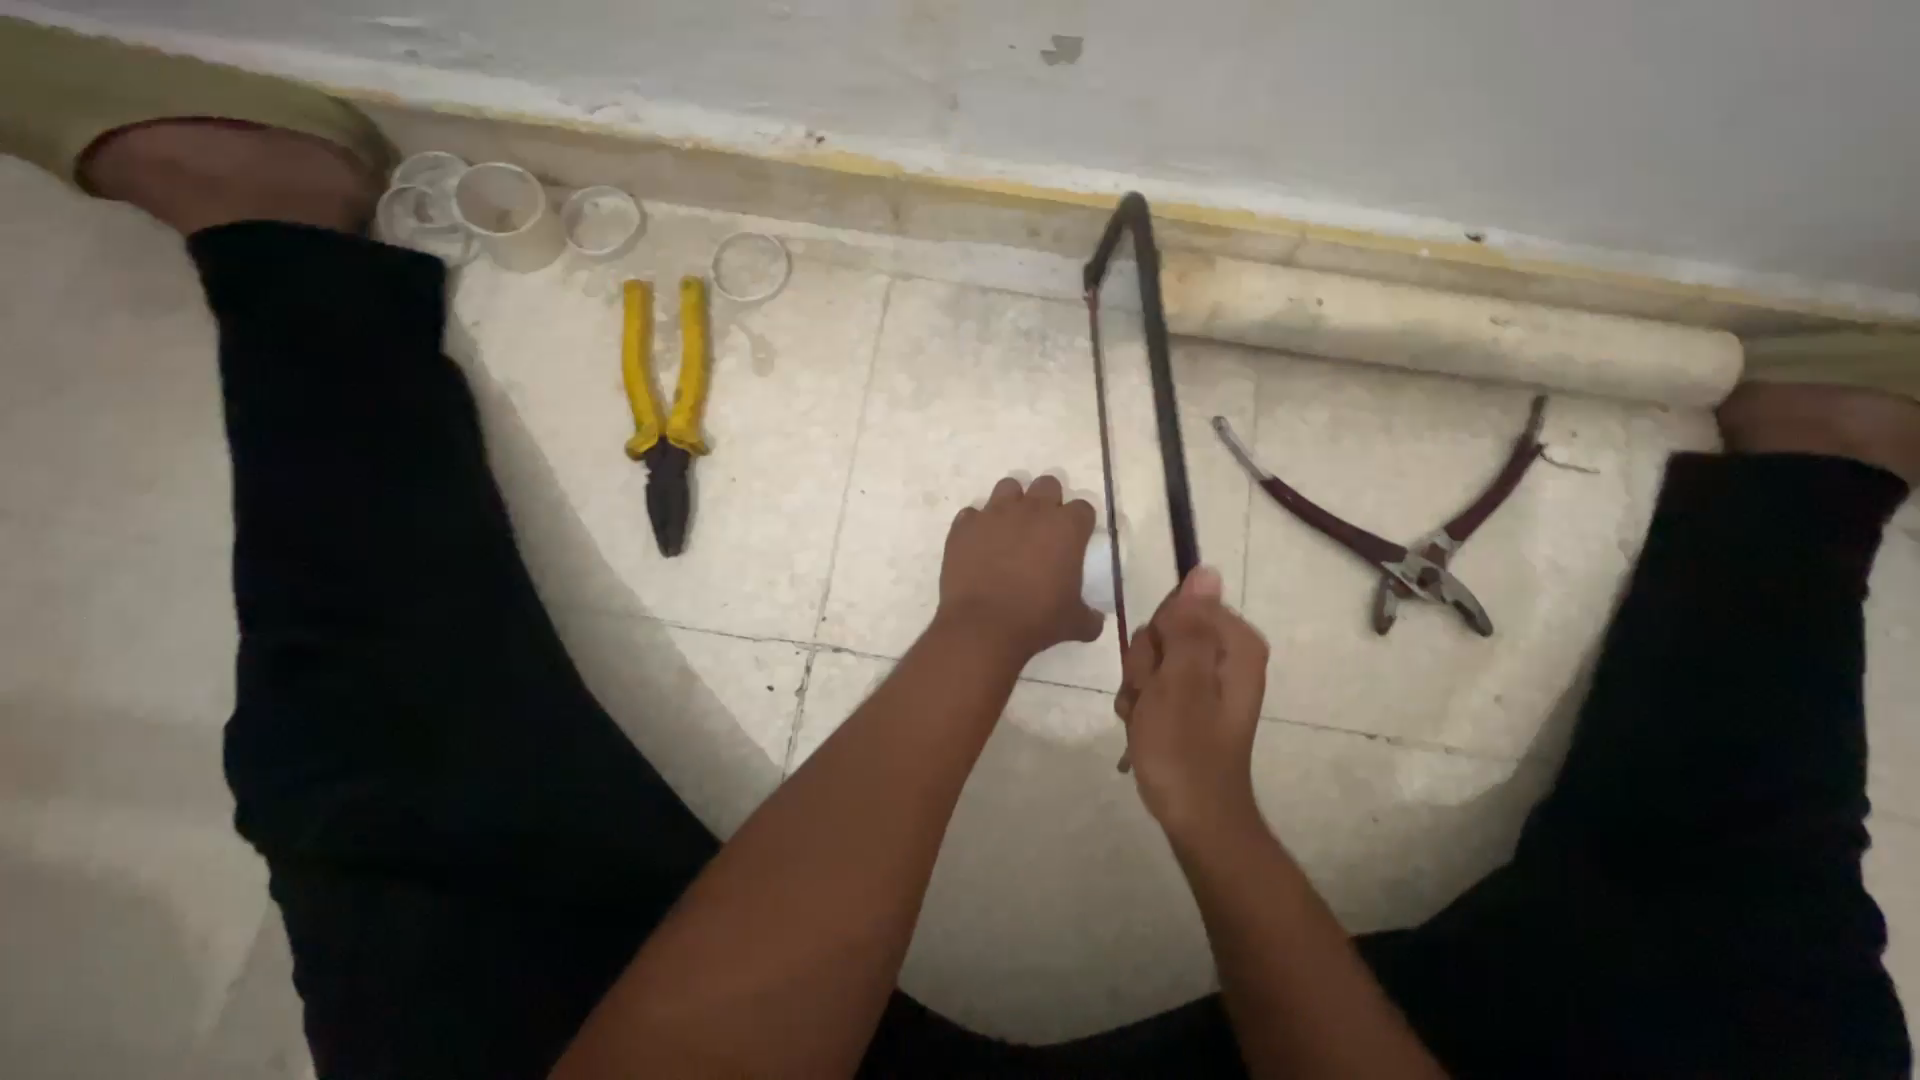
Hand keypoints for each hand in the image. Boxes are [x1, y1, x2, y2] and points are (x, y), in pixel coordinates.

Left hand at [938, 475, 1103, 658]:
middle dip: (1049, 501)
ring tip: (1010, 528)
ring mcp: (995, 514)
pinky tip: (979, 544)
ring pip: (1008, 487)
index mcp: (1066, 528)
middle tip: (1044, 528)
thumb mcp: (1076, 624)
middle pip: (1047, 485)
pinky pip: (973, 514)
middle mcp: (1032, 510)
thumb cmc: (1037, 621)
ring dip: (1013, 502)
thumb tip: (1094, 619)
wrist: (983, 628)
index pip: (1083, 508)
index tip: (1077, 539)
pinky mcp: (965, 526)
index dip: (1081, 522)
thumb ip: (1090, 616)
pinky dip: (978, 525)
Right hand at [1116, 567, 1269, 834]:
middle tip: (1151, 698)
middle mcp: (1227, 656)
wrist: (1194, 817)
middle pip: (1166, 630)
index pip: (1182, 604)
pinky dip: (1142, 705)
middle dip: (1146, 664)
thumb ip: (1190, 625)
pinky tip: (1144, 728)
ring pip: (1153, 658)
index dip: (1158, 634)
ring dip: (1139, 687)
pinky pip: (1154, 684)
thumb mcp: (1180, 682)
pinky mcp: (1192, 703)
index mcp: (1235, 646)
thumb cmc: (1185, 749)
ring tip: (1147, 719)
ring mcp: (1208, 681)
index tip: (1157, 671)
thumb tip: (1205, 571)